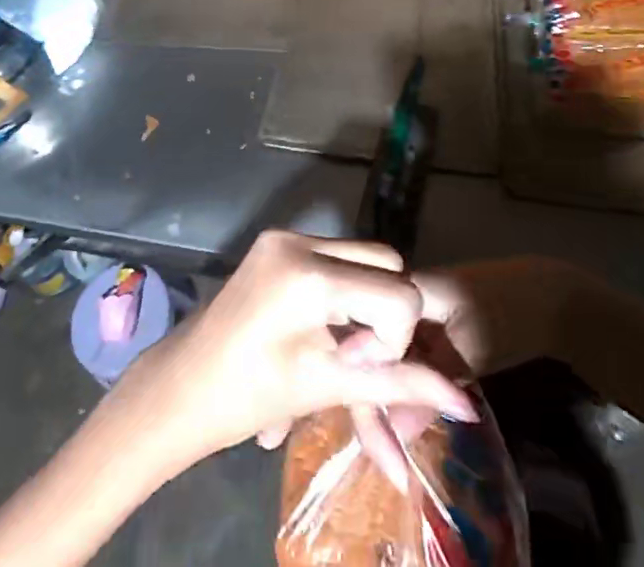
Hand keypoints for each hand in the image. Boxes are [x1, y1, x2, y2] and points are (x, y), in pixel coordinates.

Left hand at [101, 230, 477, 481]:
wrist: (180, 387)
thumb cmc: (246, 396)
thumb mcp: (325, 386)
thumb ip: (398, 385)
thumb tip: (464, 404)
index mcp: (308, 273)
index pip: (400, 292)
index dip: (396, 340)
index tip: (361, 368)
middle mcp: (297, 241)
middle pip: (385, 263)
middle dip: (387, 314)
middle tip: (357, 357)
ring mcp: (283, 239)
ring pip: (361, 259)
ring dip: (367, 304)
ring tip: (340, 349)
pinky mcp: (274, 246)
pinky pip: (333, 260)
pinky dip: (344, 294)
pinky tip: (324, 332)